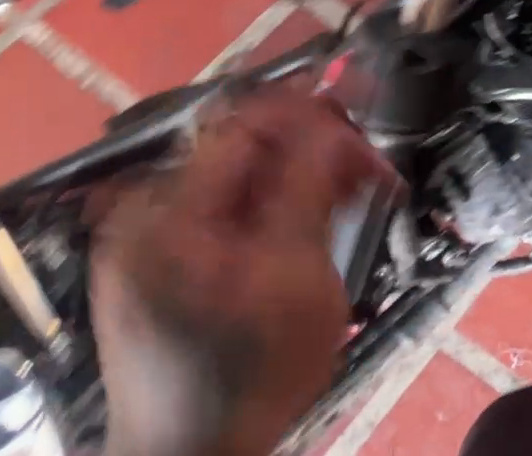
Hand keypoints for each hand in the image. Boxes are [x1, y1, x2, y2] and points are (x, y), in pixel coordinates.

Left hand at [91, 89, 395, 455]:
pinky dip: (296, 200)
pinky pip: (247, 205)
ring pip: (256, 174)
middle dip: (321, 148)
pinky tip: (336, 213)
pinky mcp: (186, 259)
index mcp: (168, 215)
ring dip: (317, 173)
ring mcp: (167, 240)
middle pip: (251, 146)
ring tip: (368, 191)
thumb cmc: (250, 366)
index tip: (365, 114)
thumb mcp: (291, 268)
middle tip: (374, 169)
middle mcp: (156, 217)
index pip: (241, 122)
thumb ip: (306, 184)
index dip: (306, 108)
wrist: (205, 448)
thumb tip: (329, 112)